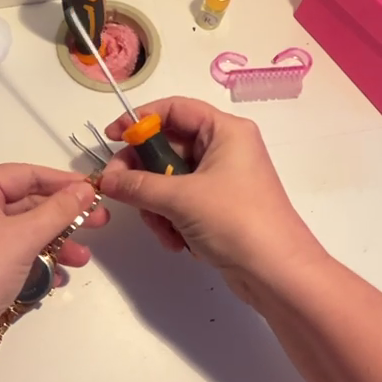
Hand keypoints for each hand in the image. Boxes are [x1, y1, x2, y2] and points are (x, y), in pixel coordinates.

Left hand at [0, 163, 107, 345]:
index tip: (95, 190)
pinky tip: (59, 275)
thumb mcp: (24, 237)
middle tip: (100, 222)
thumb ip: (59, 210)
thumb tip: (86, 189)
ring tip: (82, 258)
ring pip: (22, 229)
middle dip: (63, 217)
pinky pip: (12, 249)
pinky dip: (36, 258)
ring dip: (54, 242)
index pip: (24, 174)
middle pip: (25, 202)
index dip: (63, 182)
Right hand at [98, 97, 323, 291]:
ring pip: (168, 180)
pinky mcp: (216, 208)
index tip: (112, 137)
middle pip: (166, 148)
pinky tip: (175, 241)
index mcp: (225, 131)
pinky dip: (170, 220)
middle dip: (143, 174)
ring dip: (155, 205)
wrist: (276, 272)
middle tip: (119, 191)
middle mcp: (223, 149)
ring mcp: (219, 181)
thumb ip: (138, 185)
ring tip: (162, 228)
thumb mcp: (181, 199)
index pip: (174, 109)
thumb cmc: (236, 221)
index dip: (139, 120)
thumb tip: (105, 180)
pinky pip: (178, 204)